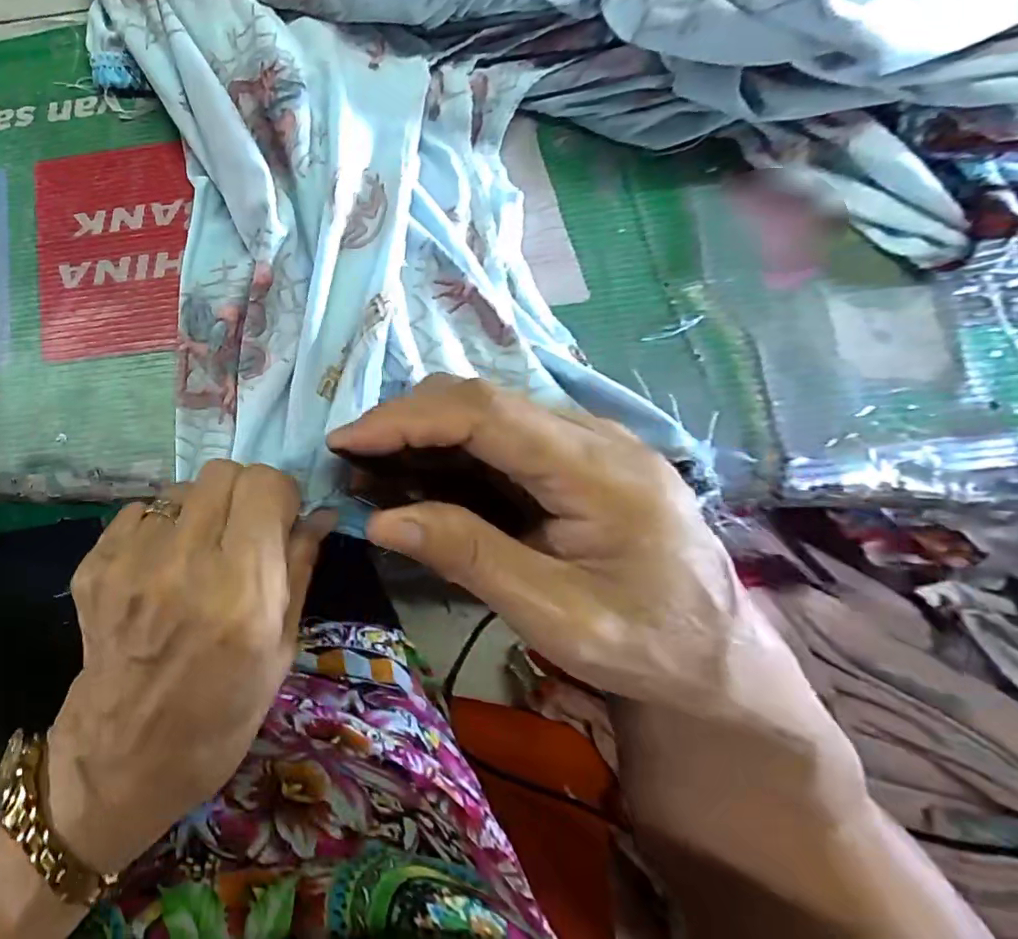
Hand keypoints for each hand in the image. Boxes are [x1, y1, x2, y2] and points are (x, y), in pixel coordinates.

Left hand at [43, 461, 334, 873]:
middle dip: (239, 494)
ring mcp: (130, 558)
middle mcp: (182, 561)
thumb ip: (297, 569)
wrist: (128, 747)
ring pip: (176, 490)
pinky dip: (155, 530)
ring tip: (193, 556)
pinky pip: (137, 514)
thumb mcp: (278, 651)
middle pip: (219, 472)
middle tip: (238, 532)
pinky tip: (156, 571)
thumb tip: (317, 513)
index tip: (277, 520)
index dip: (278, 496)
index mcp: (241, 588)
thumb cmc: (220, 714)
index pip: (264, 484)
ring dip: (195, 513)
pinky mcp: (94, 562)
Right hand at [326, 374, 799, 725]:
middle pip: (476, 399)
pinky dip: (437, 451)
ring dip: (413, 434)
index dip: (404, 419)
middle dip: (399, 421)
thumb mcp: (557, 616)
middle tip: (347, 462)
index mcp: (601, 473)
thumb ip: (470, 558)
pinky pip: (489, 437)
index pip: (484, 414)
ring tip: (366, 473)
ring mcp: (582, 445)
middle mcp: (593, 439)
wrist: (722, 665)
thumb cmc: (647, 647)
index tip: (343, 443)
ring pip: (477, 411)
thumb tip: (379, 521)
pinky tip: (408, 481)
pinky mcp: (566, 460)